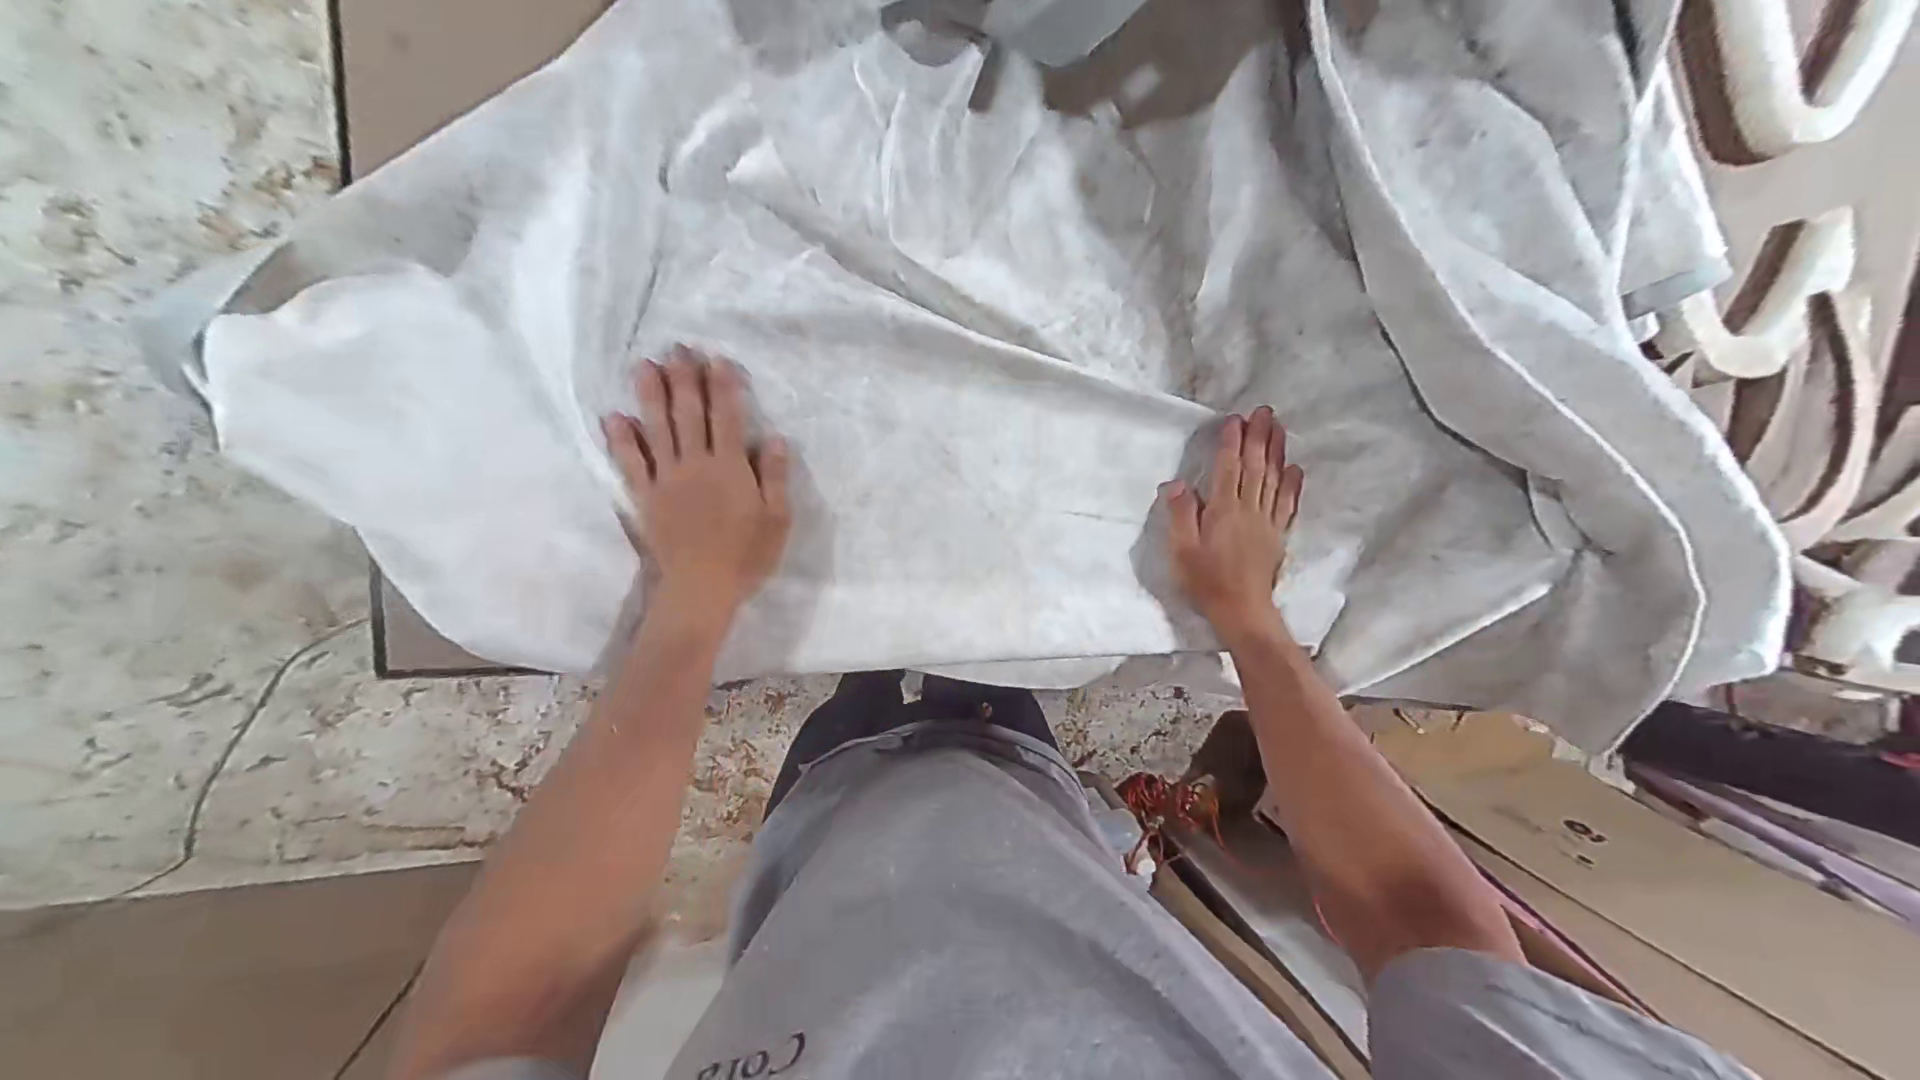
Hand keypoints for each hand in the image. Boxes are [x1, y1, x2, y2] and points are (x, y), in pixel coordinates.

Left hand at [602, 346, 791, 618]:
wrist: (700, 588)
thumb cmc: (747, 555)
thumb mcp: (777, 519)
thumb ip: (775, 477)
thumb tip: (776, 438)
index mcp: (731, 468)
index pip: (728, 418)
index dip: (723, 386)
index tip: (717, 359)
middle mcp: (696, 464)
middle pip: (689, 414)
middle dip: (685, 379)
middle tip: (678, 348)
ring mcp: (666, 479)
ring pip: (657, 429)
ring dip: (650, 395)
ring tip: (644, 365)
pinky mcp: (645, 498)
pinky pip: (630, 464)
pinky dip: (621, 440)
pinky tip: (614, 417)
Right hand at [1157, 406, 1303, 643]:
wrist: (1241, 610)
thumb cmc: (1205, 580)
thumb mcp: (1181, 550)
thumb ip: (1180, 515)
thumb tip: (1177, 484)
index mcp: (1223, 511)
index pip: (1228, 469)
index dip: (1231, 443)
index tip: (1234, 419)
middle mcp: (1248, 510)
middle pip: (1255, 467)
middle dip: (1258, 437)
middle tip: (1264, 411)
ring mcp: (1266, 521)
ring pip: (1273, 479)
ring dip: (1276, 451)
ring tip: (1279, 427)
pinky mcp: (1277, 535)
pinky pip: (1287, 503)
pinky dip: (1292, 483)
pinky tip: (1294, 468)